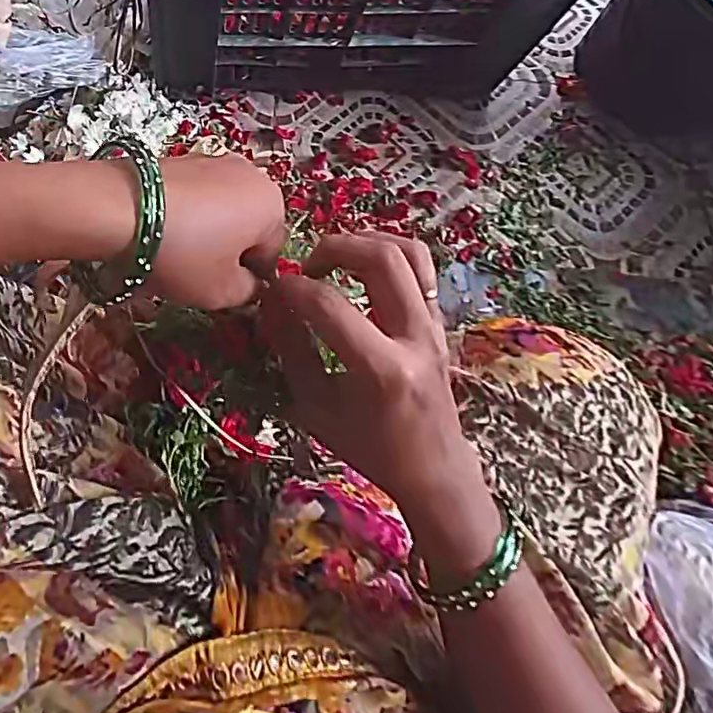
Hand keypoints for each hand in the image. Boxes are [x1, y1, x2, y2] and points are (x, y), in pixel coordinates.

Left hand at [145, 153, 285, 308]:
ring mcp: (215, 161)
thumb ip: (248, 292)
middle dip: (227, 252)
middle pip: (247, 228)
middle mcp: (251, 175)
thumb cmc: (184, 253)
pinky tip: (159, 233)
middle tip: (197, 274)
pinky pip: (194, 198)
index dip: (248, 278)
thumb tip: (249, 284)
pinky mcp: (182, 158)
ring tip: (173, 254)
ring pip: (220, 212)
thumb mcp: (222, 292)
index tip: (222, 290)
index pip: (271, 253)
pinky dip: (184, 217)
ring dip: (205, 234)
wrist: (117, 207)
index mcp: (272, 205)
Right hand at [259, 232, 492, 545]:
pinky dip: (390, 254)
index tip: (274, 291)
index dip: (293, 289)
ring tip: (336, 259)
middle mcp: (415, 338)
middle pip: (380, 260)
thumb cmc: (371, 449)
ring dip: (365, 242)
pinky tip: (364, 268)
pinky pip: (421, 268)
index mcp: (382, 370)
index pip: (330, 306)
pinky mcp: (440, 322)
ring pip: (408, 253)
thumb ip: (293, 351)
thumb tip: (271, 302)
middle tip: (307, 267)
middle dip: (334, 248)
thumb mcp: (317, 408)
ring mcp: (434, 326)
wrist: (434, 470)